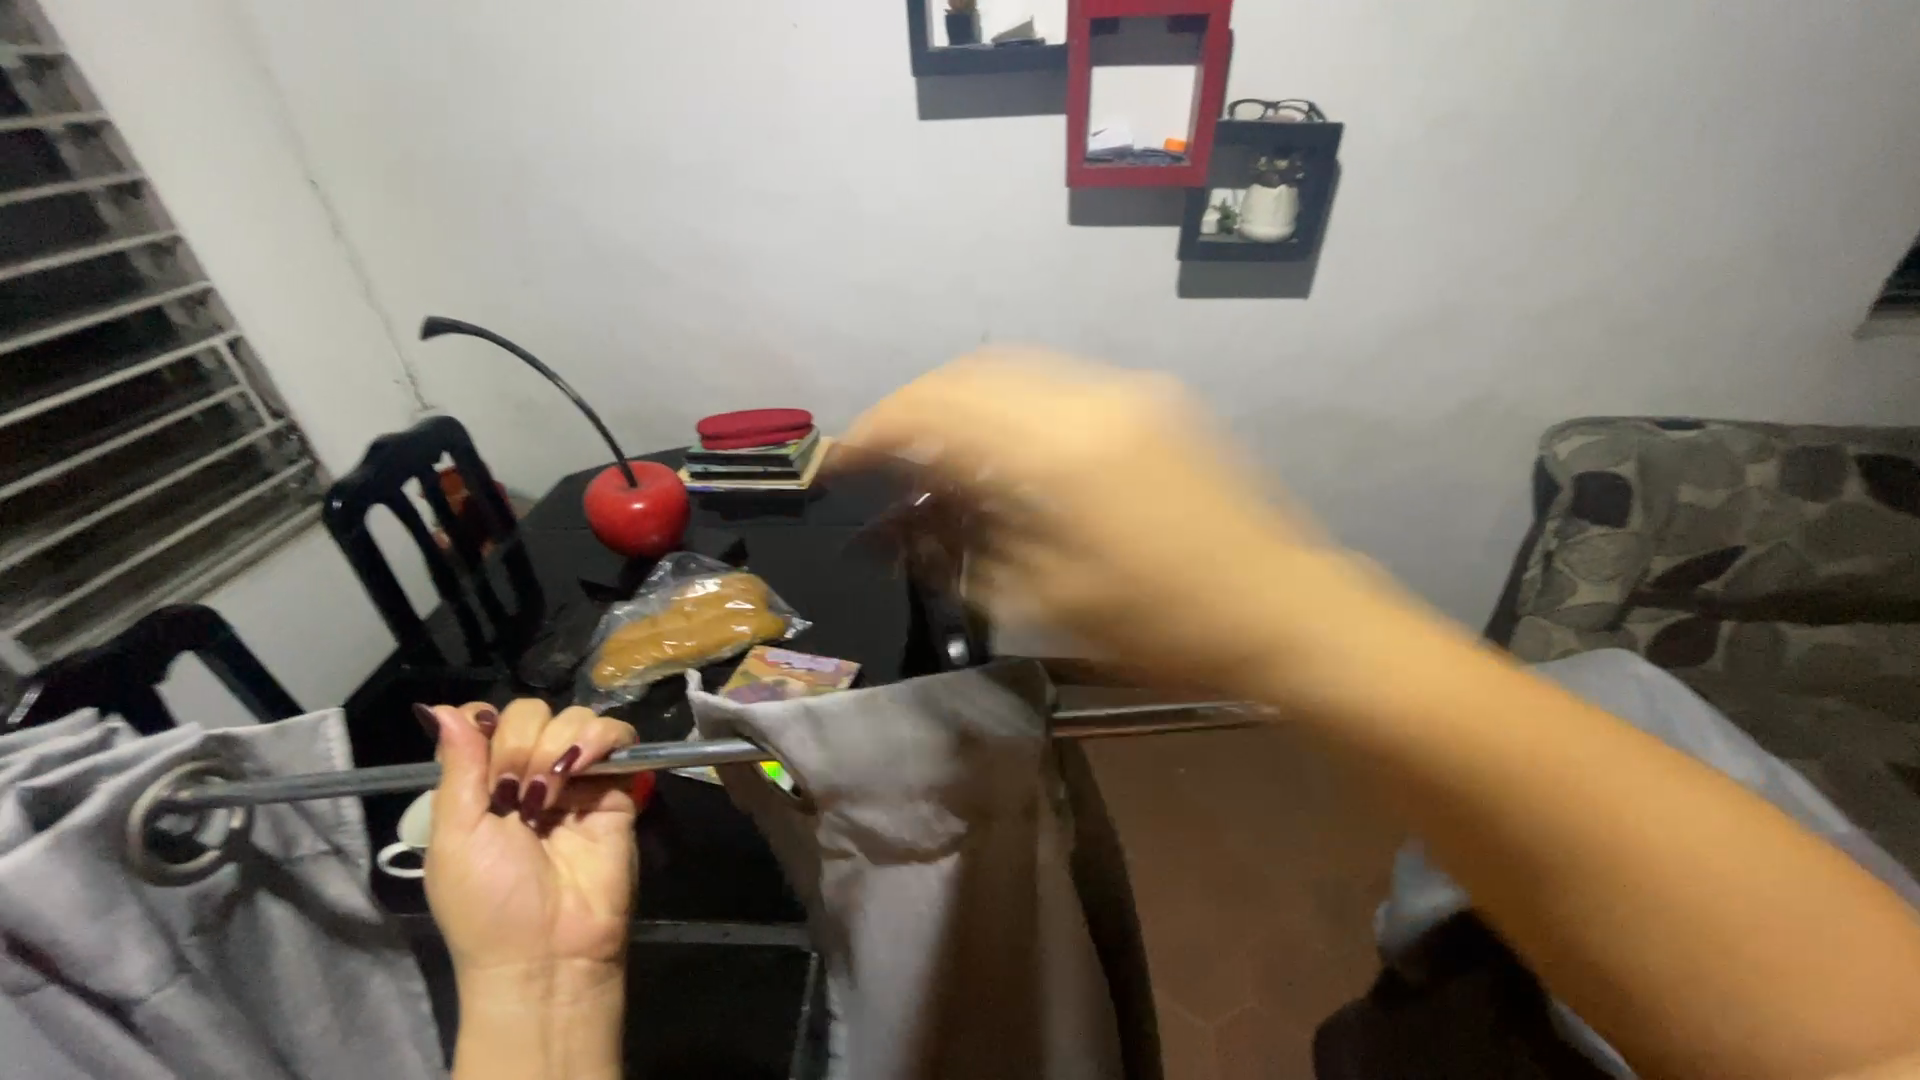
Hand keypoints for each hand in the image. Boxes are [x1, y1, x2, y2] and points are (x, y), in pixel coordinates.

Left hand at [422, 701, 638, 994]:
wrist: (548, 948)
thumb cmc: (488, 901)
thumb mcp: (455, 836)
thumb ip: (458, 767)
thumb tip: (441, 708)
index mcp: (483, 785)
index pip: (487, 720)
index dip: (487, 726)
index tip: (485, 761)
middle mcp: (530, 773)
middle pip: (531, 713)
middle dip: (522, 745)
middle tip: (518, 794)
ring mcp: (577, 778)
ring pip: (574, 718)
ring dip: (558, 746)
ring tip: (551, 794)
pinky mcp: (617, 786)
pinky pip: (617, 735)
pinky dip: (602, 739)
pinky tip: (584, 769)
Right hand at [844, 349, 1405, 697]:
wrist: (1286, 614)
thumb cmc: (1164, 629)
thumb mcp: (1045, 601)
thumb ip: (963, 545)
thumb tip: (906, 518)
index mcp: (1059, 451)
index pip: (939, 409)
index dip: (878, 430)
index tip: (840, 461)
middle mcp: (1091, 396)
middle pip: (972, 374)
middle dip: (915, 412)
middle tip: (883, 460)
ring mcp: (1129, 391)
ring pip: (1014, 373)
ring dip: (962, 408)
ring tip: (934, 461)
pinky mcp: (1154, 402)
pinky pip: (1057, 386)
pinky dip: (1009, 411)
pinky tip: (1000, 455)